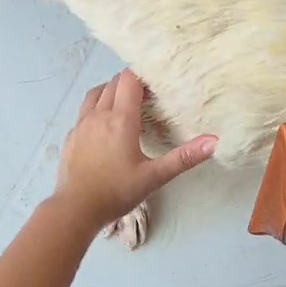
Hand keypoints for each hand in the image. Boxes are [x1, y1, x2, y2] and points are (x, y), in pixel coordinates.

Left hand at [51, 71, 217, 229]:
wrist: (75, 209)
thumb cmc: (116, 192)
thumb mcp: (154, 177)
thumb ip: (183, 158)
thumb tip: (214, 142)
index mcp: (120, 120)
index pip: (129, 79)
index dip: (143, 77)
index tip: (157, 88)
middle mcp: (98, 115)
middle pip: (113, 83)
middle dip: (130, 84)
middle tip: (147, 99)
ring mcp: (81, 125)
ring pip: (95, 94)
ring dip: (110, 93)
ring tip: (125, 107)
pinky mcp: (71, 136)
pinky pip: (84, 112)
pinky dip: (96, 110)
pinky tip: (104, 128)